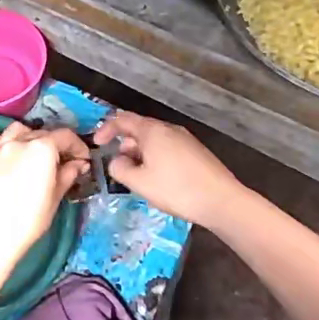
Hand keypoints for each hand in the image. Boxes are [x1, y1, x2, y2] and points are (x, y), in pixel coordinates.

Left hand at [0, 123, 86, 263]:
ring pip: (17, 130)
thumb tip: (78, 163)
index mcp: (42, 148)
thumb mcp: (55, 197)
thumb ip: (68, 174)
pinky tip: (4, 153)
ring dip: (29, 137)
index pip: (65, 136)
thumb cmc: (29, 220)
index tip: (83, 159)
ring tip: (33, 154)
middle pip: (42, 133)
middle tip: (62, 162)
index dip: (78, 146)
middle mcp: (19, 141)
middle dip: (56, 144)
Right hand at [93, 110, 250, 229]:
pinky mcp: (195, 151)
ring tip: (137, 175)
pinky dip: (155, 157)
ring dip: (140, 152)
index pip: (123, 119)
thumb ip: (120, 169)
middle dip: (124, 144)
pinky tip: (158, 178)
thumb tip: (117, 161)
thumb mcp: (140, 183)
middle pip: (140, 128)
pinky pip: (168, 147)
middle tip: (118, 165)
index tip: (97, 144)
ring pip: (155, 140)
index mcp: (153, 131)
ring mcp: (185, 139)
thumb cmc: (176, 189)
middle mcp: (169, 129)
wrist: (221, 200)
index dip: (106, 129)